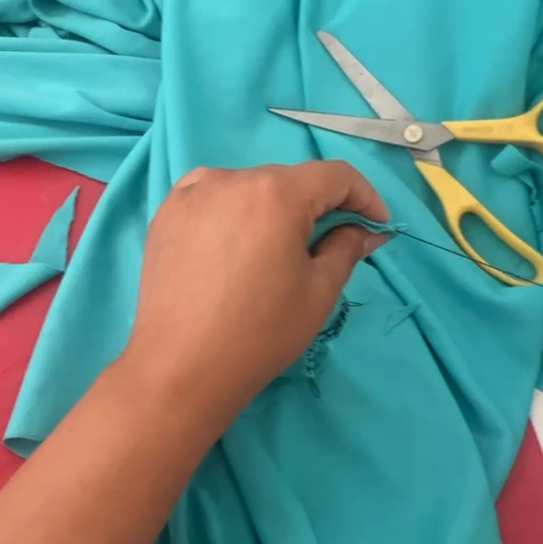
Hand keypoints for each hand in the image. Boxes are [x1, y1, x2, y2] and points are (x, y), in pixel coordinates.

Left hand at [119, 162, 389, 418]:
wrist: (181, 367)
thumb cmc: (259, 333)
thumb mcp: (318, 292)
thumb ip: (346, 248)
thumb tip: (365, 230)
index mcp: (276, 193)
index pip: (334, 176)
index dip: (364, 197)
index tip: (376, 226)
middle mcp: (231, 179)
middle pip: (288, 181)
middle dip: (317, 207)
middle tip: (330, 245)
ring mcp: (191, 194)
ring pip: (248, 188)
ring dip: (272, 209)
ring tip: (276, 250)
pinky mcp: (166, 215)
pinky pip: (211, 199)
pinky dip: (232, 212)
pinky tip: (234, 244)